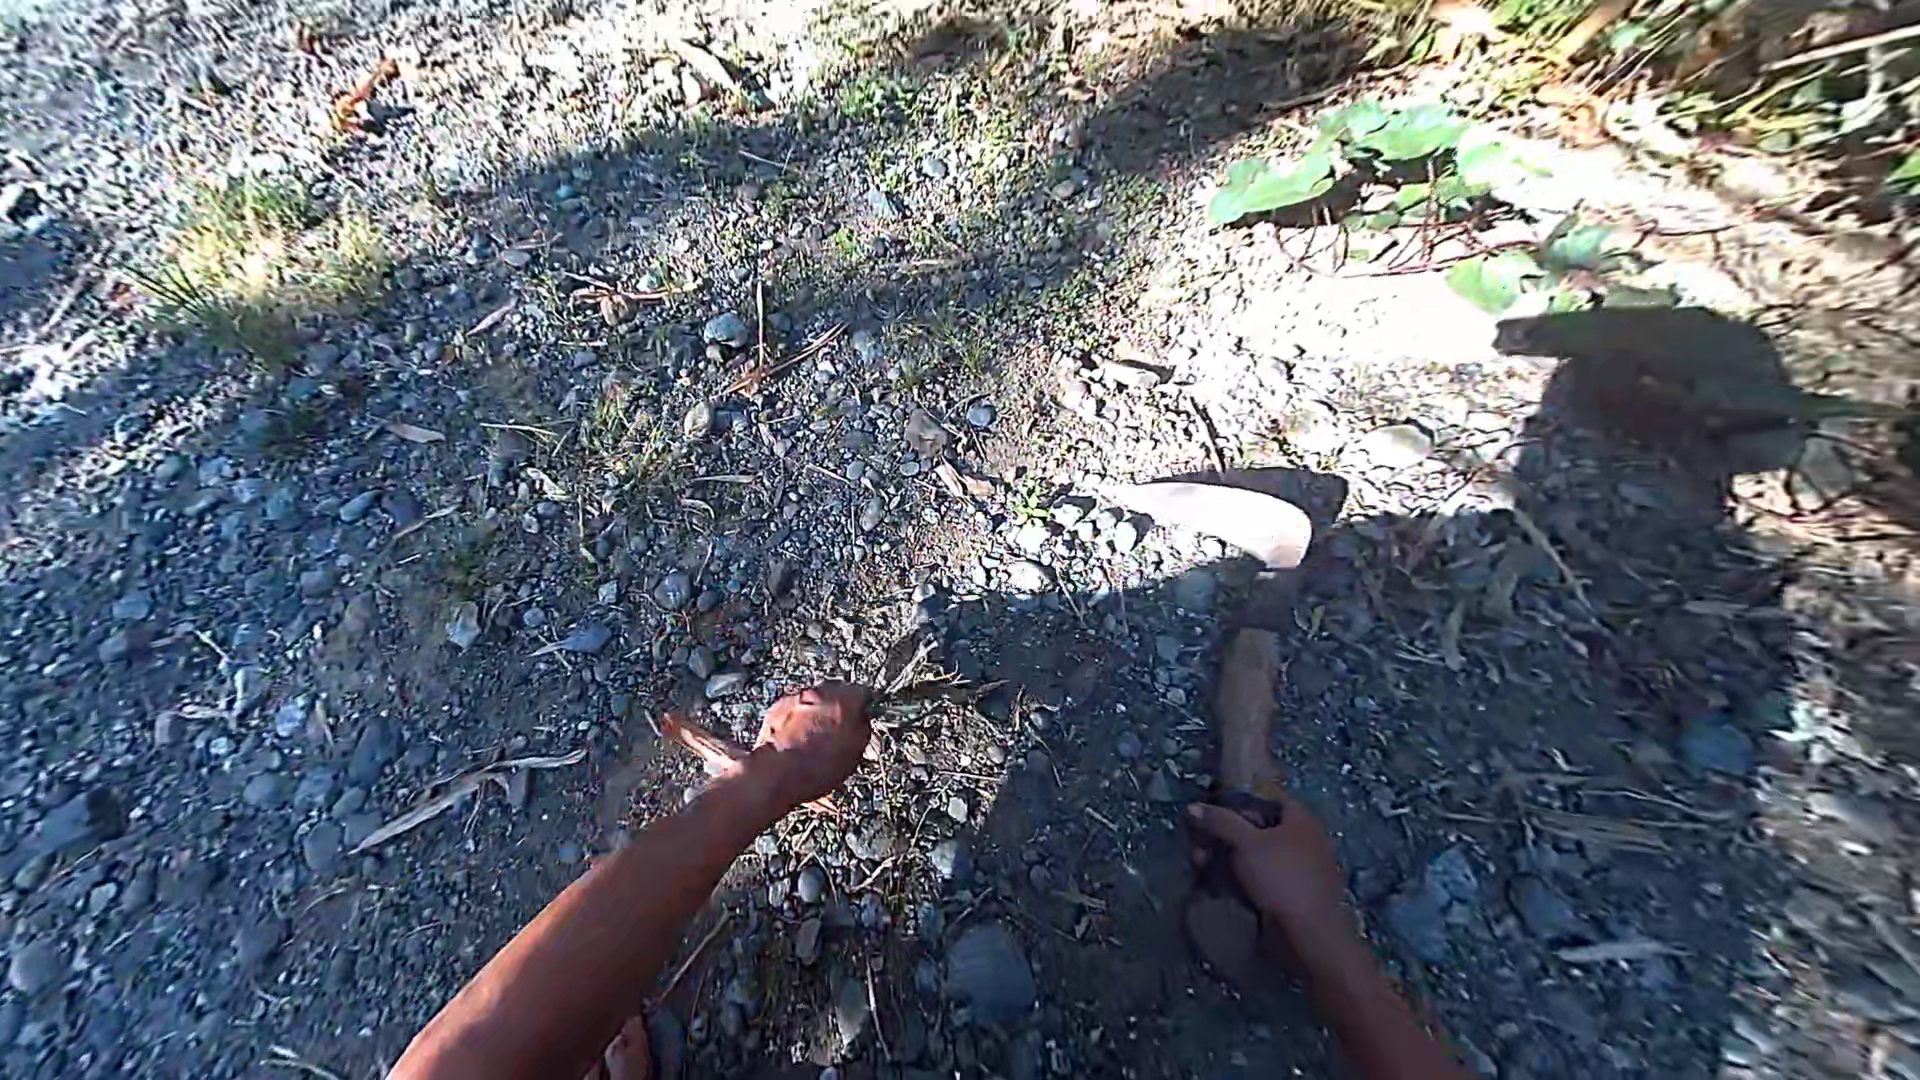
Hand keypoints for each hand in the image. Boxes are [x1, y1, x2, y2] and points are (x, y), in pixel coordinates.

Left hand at [748, 682, 870, 807]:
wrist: (777, 773)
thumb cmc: (816, 766)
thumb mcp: (855, 753)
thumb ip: (862, 729)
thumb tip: (862, 723)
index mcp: (847, 700)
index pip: (864, 694)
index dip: (863, 708)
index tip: (861, 718)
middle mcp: (823, 692)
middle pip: (837, 693)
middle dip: (838, 709)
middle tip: (838, 730)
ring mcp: (799, 697)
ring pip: (814, 700)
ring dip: (817, 713)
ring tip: (815, 739)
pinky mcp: (778, 706)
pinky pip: (794, 708)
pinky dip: (796, 720)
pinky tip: (796, 740)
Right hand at [1188, 797, 1360, 973]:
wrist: (1314, 943)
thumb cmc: (1283, 880)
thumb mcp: (1245, 843)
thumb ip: (1218, 820)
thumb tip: (1191, 808)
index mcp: (1299, 819)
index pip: (1261, 796)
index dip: (1233, 800)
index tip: (1208, 812)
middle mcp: (1301, 838)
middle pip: (1252, 825)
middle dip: (1221, 834)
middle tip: (1198, 845)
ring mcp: (1296, 868)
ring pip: (1251, 852)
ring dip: (1224, 857)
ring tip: (1201, 866)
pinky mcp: (1289, 893)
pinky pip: (1257, 875)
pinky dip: (1237, 876)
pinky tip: (1215, 882)